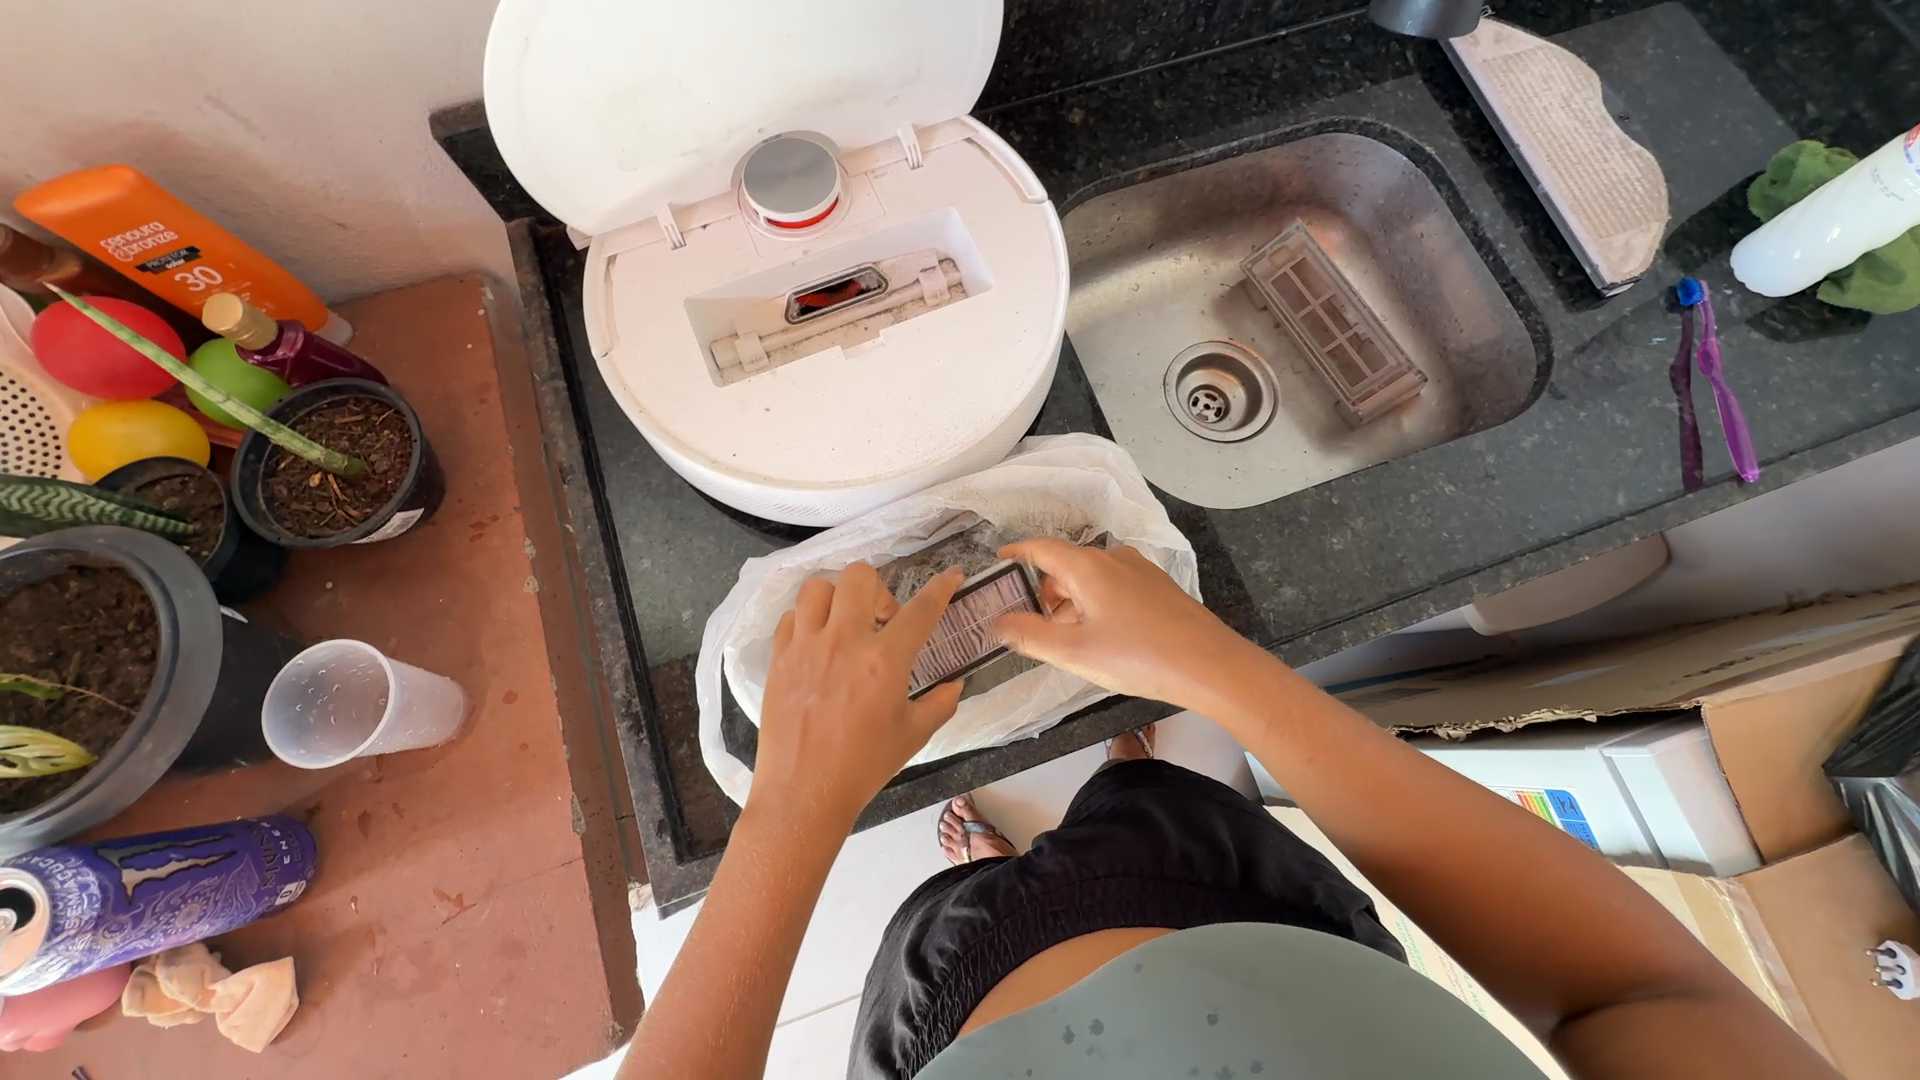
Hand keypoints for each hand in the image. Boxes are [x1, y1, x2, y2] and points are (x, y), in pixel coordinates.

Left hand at [750, 562, 965, 828]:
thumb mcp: (914, 735)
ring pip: (819, 587)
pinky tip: (817, 641)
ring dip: (838, 597)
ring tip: (845, 622)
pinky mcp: (779, 658)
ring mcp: (806, 646)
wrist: (804, 793)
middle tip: (882, 620)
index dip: (941, 588)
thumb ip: (940, 703)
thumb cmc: (864, 766)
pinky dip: (808, 620)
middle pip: (860, 577)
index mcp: (885, 661)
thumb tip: (954, 684)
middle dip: (879, 589)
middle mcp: (845, 642)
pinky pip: (791, 617)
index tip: (952, 576)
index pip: (921, 609)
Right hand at [994, 538, 1264, 713]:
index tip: (999, 562)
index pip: (1042, 548)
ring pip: (1092, 578)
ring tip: (1069, 639)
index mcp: (1088, 567)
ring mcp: (1140, 571)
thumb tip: (997, 621)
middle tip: (1033, 625)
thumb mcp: (1074, 652)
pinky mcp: (1159, 588)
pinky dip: (1097, 604)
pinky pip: (1115, 586)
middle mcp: (1113, 558)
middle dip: (1045, 591)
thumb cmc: (1137, 657)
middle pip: (1067, 565)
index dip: (1017, 553)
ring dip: (1072, 602)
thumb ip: (1030, 635)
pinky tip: (1104, 637)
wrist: (1211, 666)